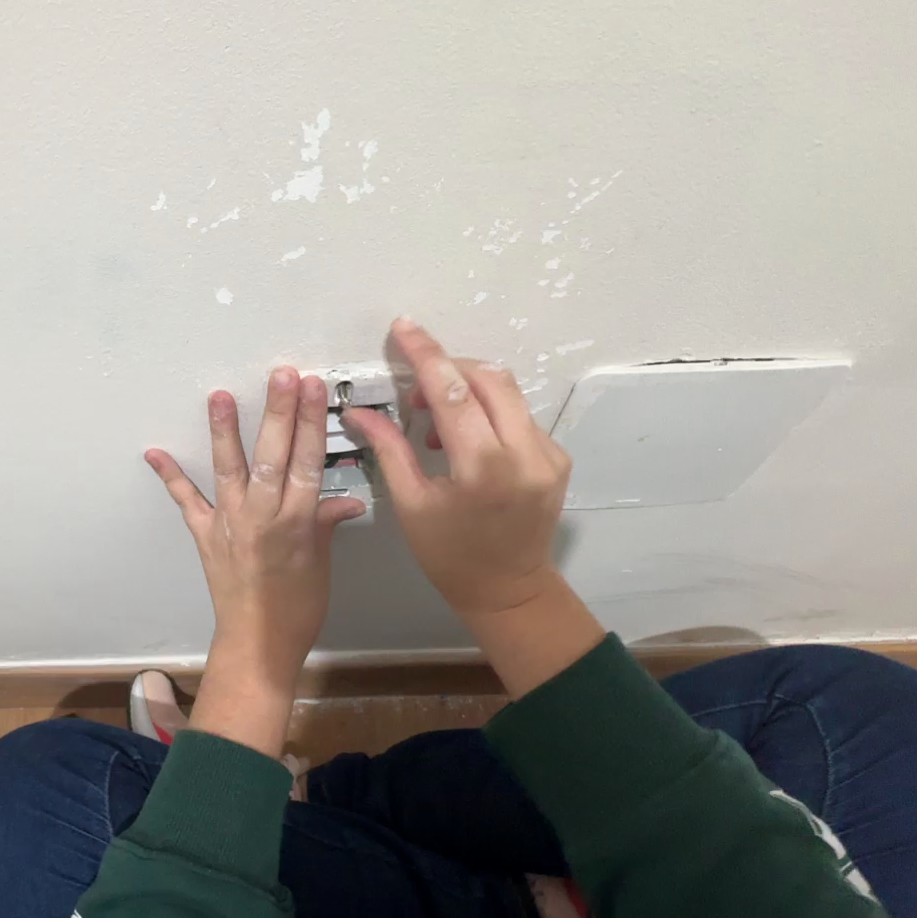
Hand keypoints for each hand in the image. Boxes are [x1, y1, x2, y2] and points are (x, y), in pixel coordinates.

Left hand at [146, 368, 365, 752]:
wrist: (258, 645)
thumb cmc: (298, 608)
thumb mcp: (321, 564)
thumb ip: (326, 524)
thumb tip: (346, 499)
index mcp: (297, 522)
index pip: (308, 461)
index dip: (311, 422)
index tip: (314, 388)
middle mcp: (263, 516)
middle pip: (273, 456)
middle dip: (279, 412)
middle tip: (282, 374)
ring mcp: (230, 524)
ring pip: (229, 470)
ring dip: (224, 432)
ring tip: (219, 395)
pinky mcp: (206, 537)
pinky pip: (187, 503)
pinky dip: (171, 478)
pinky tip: (153, 452)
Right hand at [342, 318, 603, 694]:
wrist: (507, 590)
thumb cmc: (448, 555)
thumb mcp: (411, 504)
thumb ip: (389, 448)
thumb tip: (359, 411)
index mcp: (482, 468)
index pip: (452, 391)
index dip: (425, 353)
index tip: (404, 327)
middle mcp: (524, 453)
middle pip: (488, 378)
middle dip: (448, 368)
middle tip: (414, 391)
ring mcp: (548, 454)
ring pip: (508, 392)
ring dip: (468, 388)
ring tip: (436, 420)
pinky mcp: (557, 458)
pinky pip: (519, 416)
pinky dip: (489, 413)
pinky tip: (468, 440)